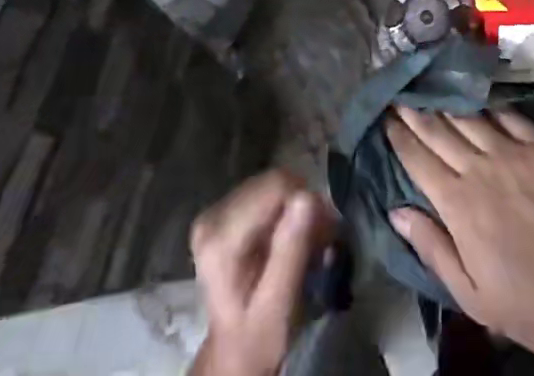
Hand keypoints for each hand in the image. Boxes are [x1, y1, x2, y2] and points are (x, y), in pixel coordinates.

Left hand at [188, 169, 336, 375]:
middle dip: (304, 206)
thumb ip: (291, 251)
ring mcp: (216, 211)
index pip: (275, 187)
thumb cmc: (258, 335)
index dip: (306, 205)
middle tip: (319, 241)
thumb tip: (308, 197)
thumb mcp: (279, 304)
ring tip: (307, 242)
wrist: (234, 352)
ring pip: (274, 184)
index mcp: (220, 238)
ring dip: (298, 208)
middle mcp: (212, 216)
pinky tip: (290, 237)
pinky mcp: (225, 211)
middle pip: (275, 182)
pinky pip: (268, 192)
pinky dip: (287, 210)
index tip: (322, 236)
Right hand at [386, 106, 533, 375]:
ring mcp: (516, 153)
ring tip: (432, 87)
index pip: (419, 161)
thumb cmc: (531, 304)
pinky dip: (492, 107)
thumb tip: (396, 211)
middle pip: (441, 132)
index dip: (400, 137)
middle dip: (417, 111)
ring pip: (472, 119)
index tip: (386, 116)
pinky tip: (480, 98)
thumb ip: (432, 248)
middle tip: (401, 92)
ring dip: (449, 102)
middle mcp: (482, 169)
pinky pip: (511, 118)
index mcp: (458, 205)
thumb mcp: (471, 294)